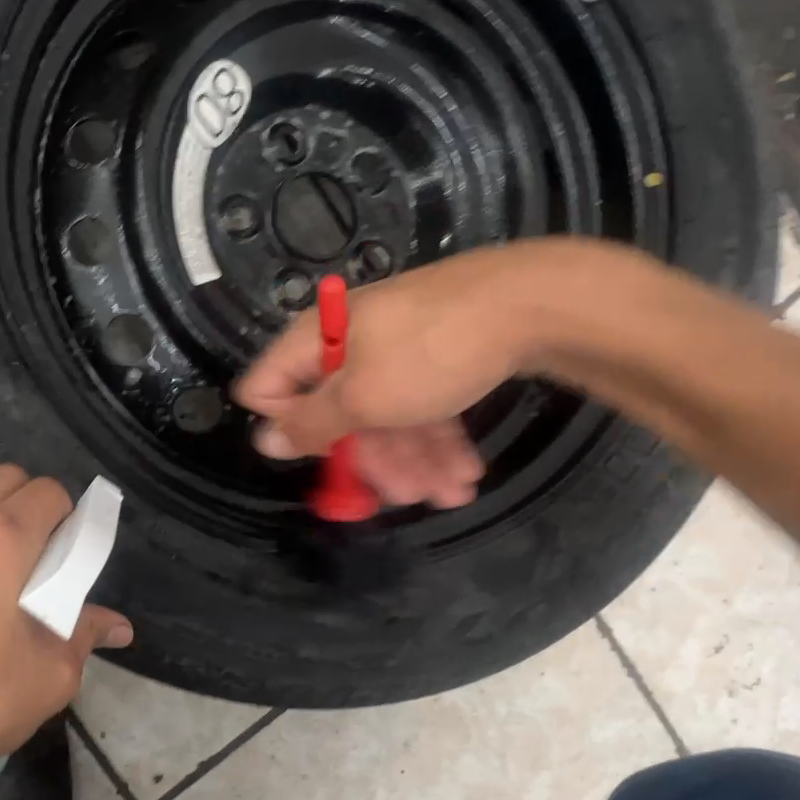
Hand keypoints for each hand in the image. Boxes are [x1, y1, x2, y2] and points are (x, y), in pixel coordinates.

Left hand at [0, 465, 131, 795]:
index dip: (72, 520)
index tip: (73, 562)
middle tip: (44, 567)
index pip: (50, 493)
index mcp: (1, 537)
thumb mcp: (49, 674)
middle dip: (35, 509)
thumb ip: (85, 634)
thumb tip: (117, 626)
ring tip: (3, 589)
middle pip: (8, 481)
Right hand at [233, 239, 642, 506]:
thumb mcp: (363, 398)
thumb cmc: (432, 352)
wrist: (535, 304)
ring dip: (412, 461)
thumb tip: (263, 440)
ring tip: (448, 494)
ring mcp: (395, 349)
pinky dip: (437, 441)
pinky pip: (420, 405)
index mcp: (316, 341)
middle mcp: (348, 343)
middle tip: (403, 494)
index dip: (286, 425)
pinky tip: (464, 475)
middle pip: (336, 413)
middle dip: (370, 459)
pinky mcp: (435, 356)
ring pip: (384, 416)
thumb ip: (310, 424)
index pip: (267, 387)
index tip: (323, 454)